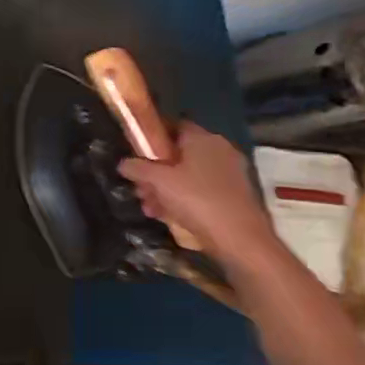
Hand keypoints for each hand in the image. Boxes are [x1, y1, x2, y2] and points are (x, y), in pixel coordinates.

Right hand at [116, 122, 279, 260]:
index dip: (152, 136)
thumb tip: (124, 163)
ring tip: (149, 207)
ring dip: (165, 188)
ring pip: (188, 174)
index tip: (135, 151)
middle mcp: (219, 150)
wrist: (240, 239)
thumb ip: (137, 168)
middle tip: (139, 187)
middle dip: (155, 171)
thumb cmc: (197, 199)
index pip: (174, 125)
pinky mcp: (233, 195)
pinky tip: (167, 216)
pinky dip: (183, 199)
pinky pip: (200, 190)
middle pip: (178, 154)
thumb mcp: (158, 181)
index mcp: (203, 139)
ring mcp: (229, 173)